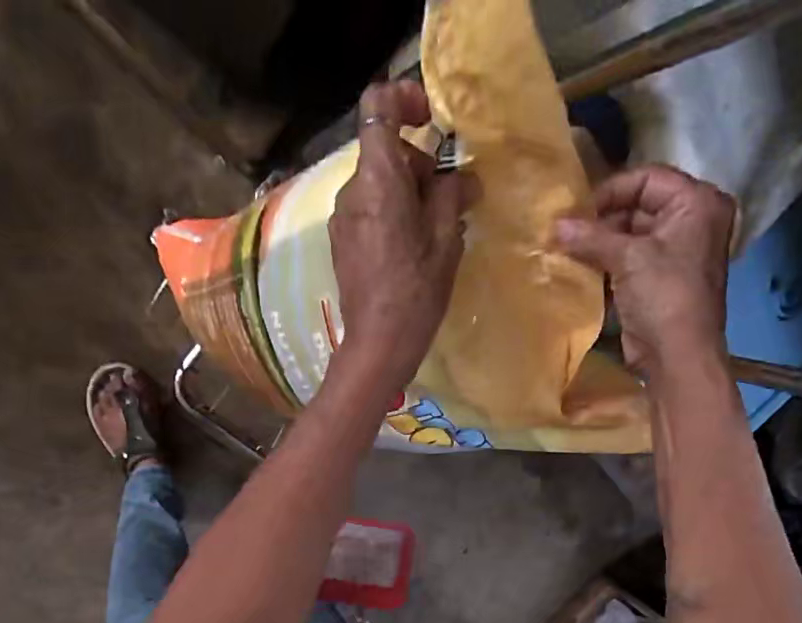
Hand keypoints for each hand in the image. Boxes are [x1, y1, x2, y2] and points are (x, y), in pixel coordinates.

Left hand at [328, 81, 477, 394]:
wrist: (378, 344)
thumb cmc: (416, 292)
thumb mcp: (445, 239)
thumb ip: (451, 195)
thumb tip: (460, 178)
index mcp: (377, 180)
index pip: (377, 107)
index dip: (404, 99)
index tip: (431, 120)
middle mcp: (351, 191)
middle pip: (384, 152)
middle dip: (419, 165)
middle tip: (449, 201)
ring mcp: (342, 218)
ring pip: (379, 183)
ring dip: (408, 194)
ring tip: (435, 232)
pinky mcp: (342, 242)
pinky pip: (370, 210)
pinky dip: (393, 214)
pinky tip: (413, 249)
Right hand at [554, 165, 736, 371]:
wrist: (677, 355)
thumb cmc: (664, 295)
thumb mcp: (628, 257)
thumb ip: (590, 236)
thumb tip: (555, 225)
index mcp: (696, 203)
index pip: (647, 179)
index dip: (610, 191)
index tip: (576, 211)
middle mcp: (690, 222)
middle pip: (636, 206)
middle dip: (600, 221)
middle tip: (565, 231)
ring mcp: (673, 254)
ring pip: (628, 236)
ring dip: (597, 244)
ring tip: (565, 249)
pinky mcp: (656, 281)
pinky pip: (626, 261)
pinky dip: (603, 263)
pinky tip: (577, 268)